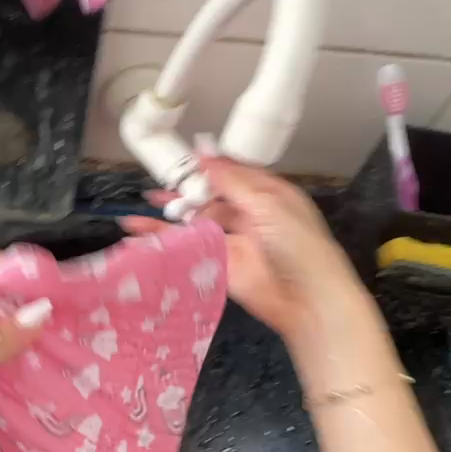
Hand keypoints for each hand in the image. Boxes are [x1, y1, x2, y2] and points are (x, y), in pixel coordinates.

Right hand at [123, 156, 375, 361]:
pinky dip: (167, 241)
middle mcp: (248, 213)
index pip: (233, 172)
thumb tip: (203, 151)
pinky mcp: (217, 264)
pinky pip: (189, 248)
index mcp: (267, 193)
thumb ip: (230, 180)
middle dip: (186, 189)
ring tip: (145, 203)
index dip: (208, 165)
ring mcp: (231, 240)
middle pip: (211, 196)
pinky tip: (143, 234)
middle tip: (159, 182)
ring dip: (173, 213)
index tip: (181, 157)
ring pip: (197, 221)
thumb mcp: (267, 204)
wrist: (307, 300)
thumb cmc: (297, 245)